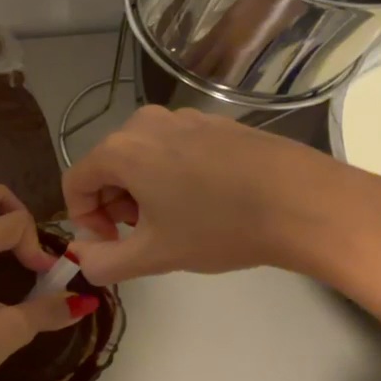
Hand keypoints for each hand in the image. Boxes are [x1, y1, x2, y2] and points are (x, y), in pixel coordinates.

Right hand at [63, 106, 380, 283]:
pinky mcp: (216, 123)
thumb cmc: (220, 226)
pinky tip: (208, 202)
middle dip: (115, 205)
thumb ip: (103, 262)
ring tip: (178, 221)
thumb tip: (81, 259)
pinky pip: (173, 149)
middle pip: (107, 167)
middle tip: (145, 235)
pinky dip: (173, 176)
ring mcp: (184, 118)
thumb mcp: (154, 254)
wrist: (306, 202)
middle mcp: (144, 123)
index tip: (112, 244)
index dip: (82, 219)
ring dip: (144, 191)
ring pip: (141, 157)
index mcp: (120, 149)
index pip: (74, 181)